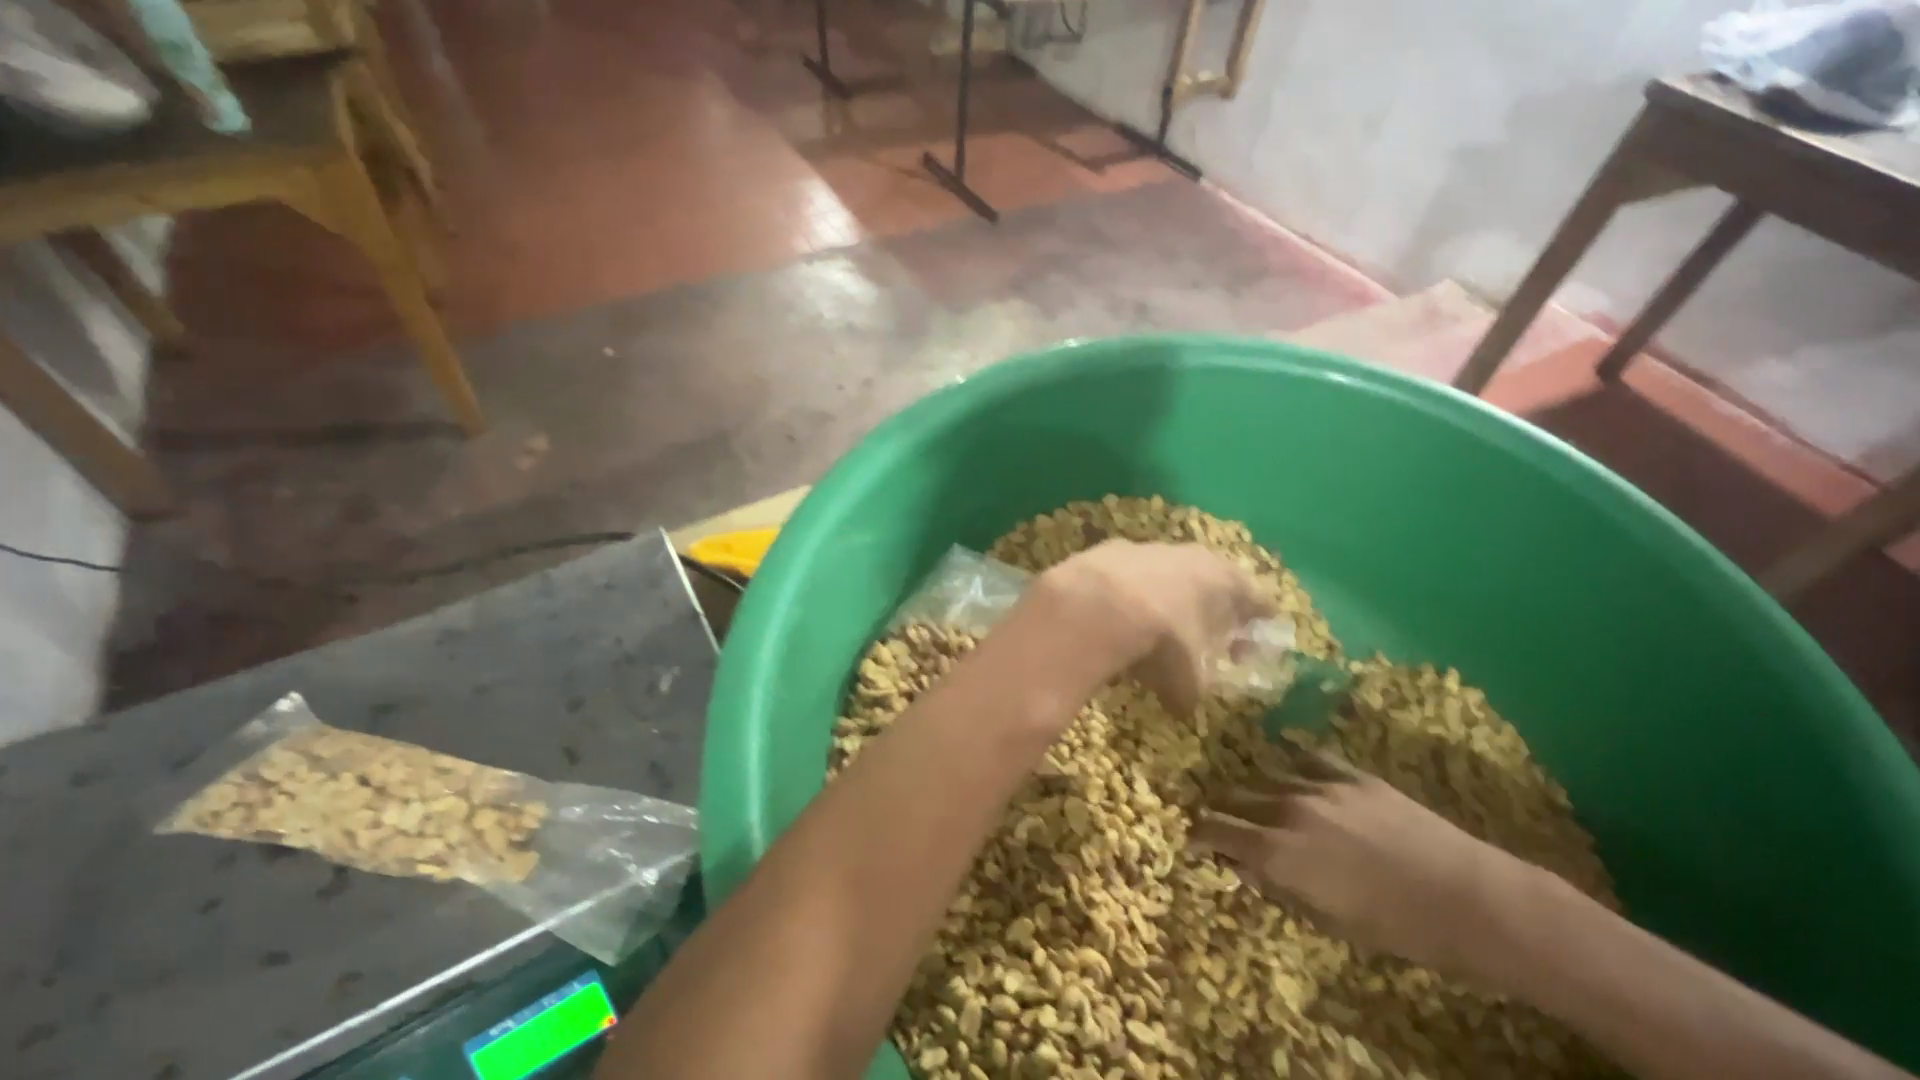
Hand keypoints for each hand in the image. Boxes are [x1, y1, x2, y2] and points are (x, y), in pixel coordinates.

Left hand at [1036, 540, 1271, 711]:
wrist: (1097, 606)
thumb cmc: (1162, 642)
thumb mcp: (1186, 680)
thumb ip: (1191, 690)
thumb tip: (1182, 704)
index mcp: (1226, 581)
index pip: (1257, 598)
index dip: (1258, 620)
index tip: (1257, 638)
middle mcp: (1193, 557)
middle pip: (1212, 581)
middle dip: (1211, 608)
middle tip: (1208, 635)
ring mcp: (1149, 549)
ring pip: (1167, 573)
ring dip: (1166, 597)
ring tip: (1157, 626)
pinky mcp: (1109, 550)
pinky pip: (1127, 575)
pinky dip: (1127, 594)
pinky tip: (1117, 615)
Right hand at [1187, 759, 1531, 973]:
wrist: (1467, 898)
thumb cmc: (1395, 927)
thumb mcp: (1327, 920)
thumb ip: (1279, 886)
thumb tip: (1246, 867)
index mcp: (1278, 852)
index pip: (1219, 832)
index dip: (1199, 833)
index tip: (1190, 835)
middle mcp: (1290, 810)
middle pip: (1238, 797)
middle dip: (1221, 806)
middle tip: (1215, 812)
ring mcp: (1324, 787)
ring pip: (1271, 776)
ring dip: (1256, 786)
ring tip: (1250, 789)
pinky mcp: (1356, 776)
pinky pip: (1312, 760)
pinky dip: (1294, 763)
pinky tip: (1289, 762)